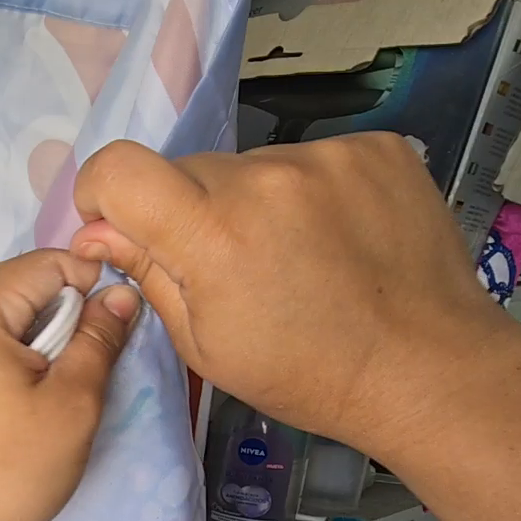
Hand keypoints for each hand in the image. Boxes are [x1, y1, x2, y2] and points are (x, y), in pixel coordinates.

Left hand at [0, 249, 141, 520]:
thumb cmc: (6, 472)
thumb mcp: (71, 405)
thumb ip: (99, 340)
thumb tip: (120, 295)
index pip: (47, 263)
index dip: (91, 286)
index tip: (109, 334)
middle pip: (15, 283)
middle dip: (58, 312)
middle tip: (78, 367)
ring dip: (31, 335)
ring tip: (45, 388)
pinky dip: (1, 353)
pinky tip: (11, 398)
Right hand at [70, 135, 520, 454]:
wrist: (425, 367)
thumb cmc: (298, 373)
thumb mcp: (201, 343)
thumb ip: (148, 273)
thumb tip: (95, 231)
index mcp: (213, 234)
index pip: (119, 168)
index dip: (100, 191)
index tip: (116, 225)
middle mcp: (266, 175)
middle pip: (184, 171)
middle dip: (181, 213)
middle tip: (217, 267)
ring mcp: (328, 154)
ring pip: (245, 167)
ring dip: (243, 204)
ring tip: (286, 257)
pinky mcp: (376, 147)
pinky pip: (303, 160)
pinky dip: (298, 194)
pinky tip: (327, 238)